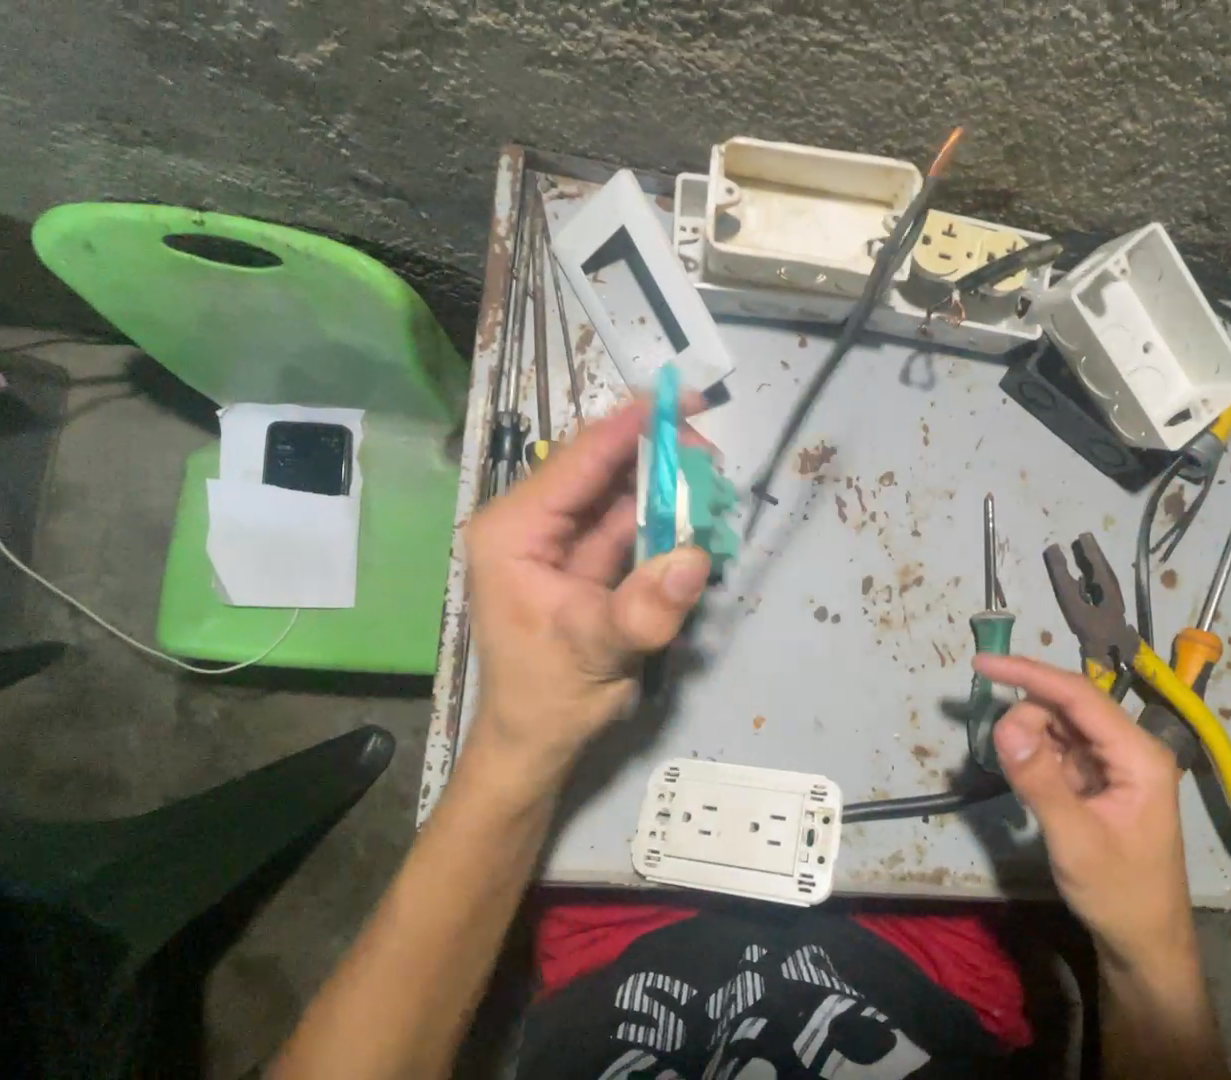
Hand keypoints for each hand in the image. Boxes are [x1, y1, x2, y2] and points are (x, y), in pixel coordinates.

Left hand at [464, 400, 712, 778]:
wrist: (538, 742)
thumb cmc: (547, 696)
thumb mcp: (593, 651)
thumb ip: (642, 608)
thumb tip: (694, 558)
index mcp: (514, 529)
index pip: (578, 459)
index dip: (631, 425)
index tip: (683, 400)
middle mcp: (534, 523)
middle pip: (602, 468)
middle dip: (659, 457)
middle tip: (713, 458)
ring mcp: (563, 541)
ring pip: (622, 495)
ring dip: (669, 488)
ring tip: (716, 485)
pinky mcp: (589, 561)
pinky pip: (632, 527)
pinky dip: (667, 522)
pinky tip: (700, 517)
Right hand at [973, 654, 1195, 972]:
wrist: (1145, 942)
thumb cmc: (1119, 893)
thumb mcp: (1075, 840)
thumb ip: (1039, 781)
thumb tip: (1003, 726)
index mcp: (1138, 755)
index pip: (1078, 696)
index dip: (1029, 673)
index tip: (982, 662)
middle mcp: (1130, 748)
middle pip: (1068, 706)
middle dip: (1026, 715)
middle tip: (1001, 752)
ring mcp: (1115, 763)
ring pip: (1061, 725)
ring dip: (1030, 736)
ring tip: (1014, 770)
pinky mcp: (1100, 779)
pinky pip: (1061, 749)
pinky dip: (1036, 754)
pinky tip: (1026, 775)